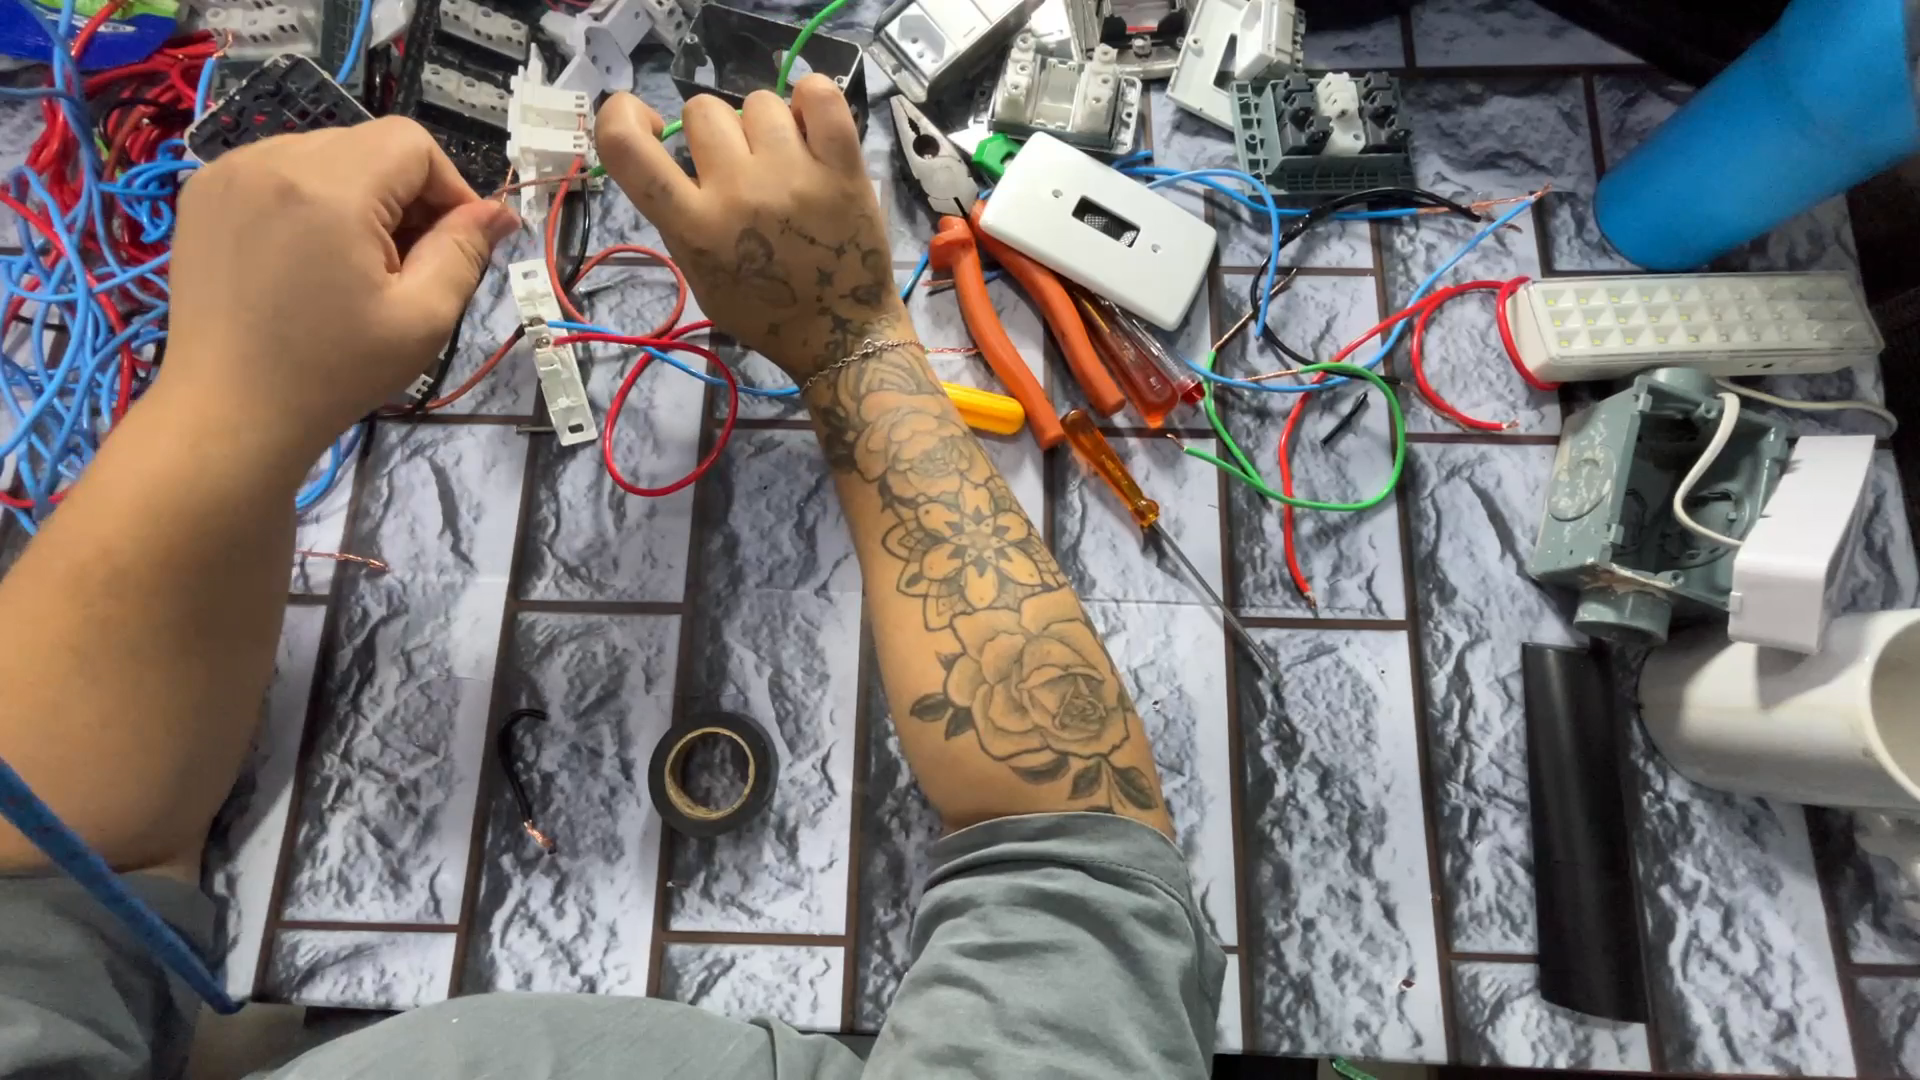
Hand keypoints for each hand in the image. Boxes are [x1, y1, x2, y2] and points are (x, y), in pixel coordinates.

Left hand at [165, 117, 518, 465]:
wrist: (235, 405)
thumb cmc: (340, 368)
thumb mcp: (425, 316)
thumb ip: (464, 252)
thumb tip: (499, 213)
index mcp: (328, 189)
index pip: (413, 144)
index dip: (453, 189)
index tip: (462, 245)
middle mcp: (269, 159)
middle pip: (372, 145)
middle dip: (412, 196)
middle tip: (418, 265)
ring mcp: (228, 172)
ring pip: (331, 156)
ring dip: (369, 199)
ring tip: (369, 265)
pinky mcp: (208, 193)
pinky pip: (287, 171)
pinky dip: (322, 202)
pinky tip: (323, 258)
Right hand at [595, 77, 906, 383]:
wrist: (842, 338)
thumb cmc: (769, 315)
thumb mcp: (704, 282)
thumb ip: (680, 221)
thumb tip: (680, 162)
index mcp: (694, 227)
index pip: (624, 144)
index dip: (623, 114)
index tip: (653, 126)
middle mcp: (738, 192)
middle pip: (705, 110)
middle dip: (719, 137)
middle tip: (745, 173)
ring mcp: (793, 176)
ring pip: (760, 102)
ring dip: (767, 127)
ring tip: (787, 166)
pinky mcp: (843, 169)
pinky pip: (819, 94)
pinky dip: (812, 100)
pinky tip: (812, 128)